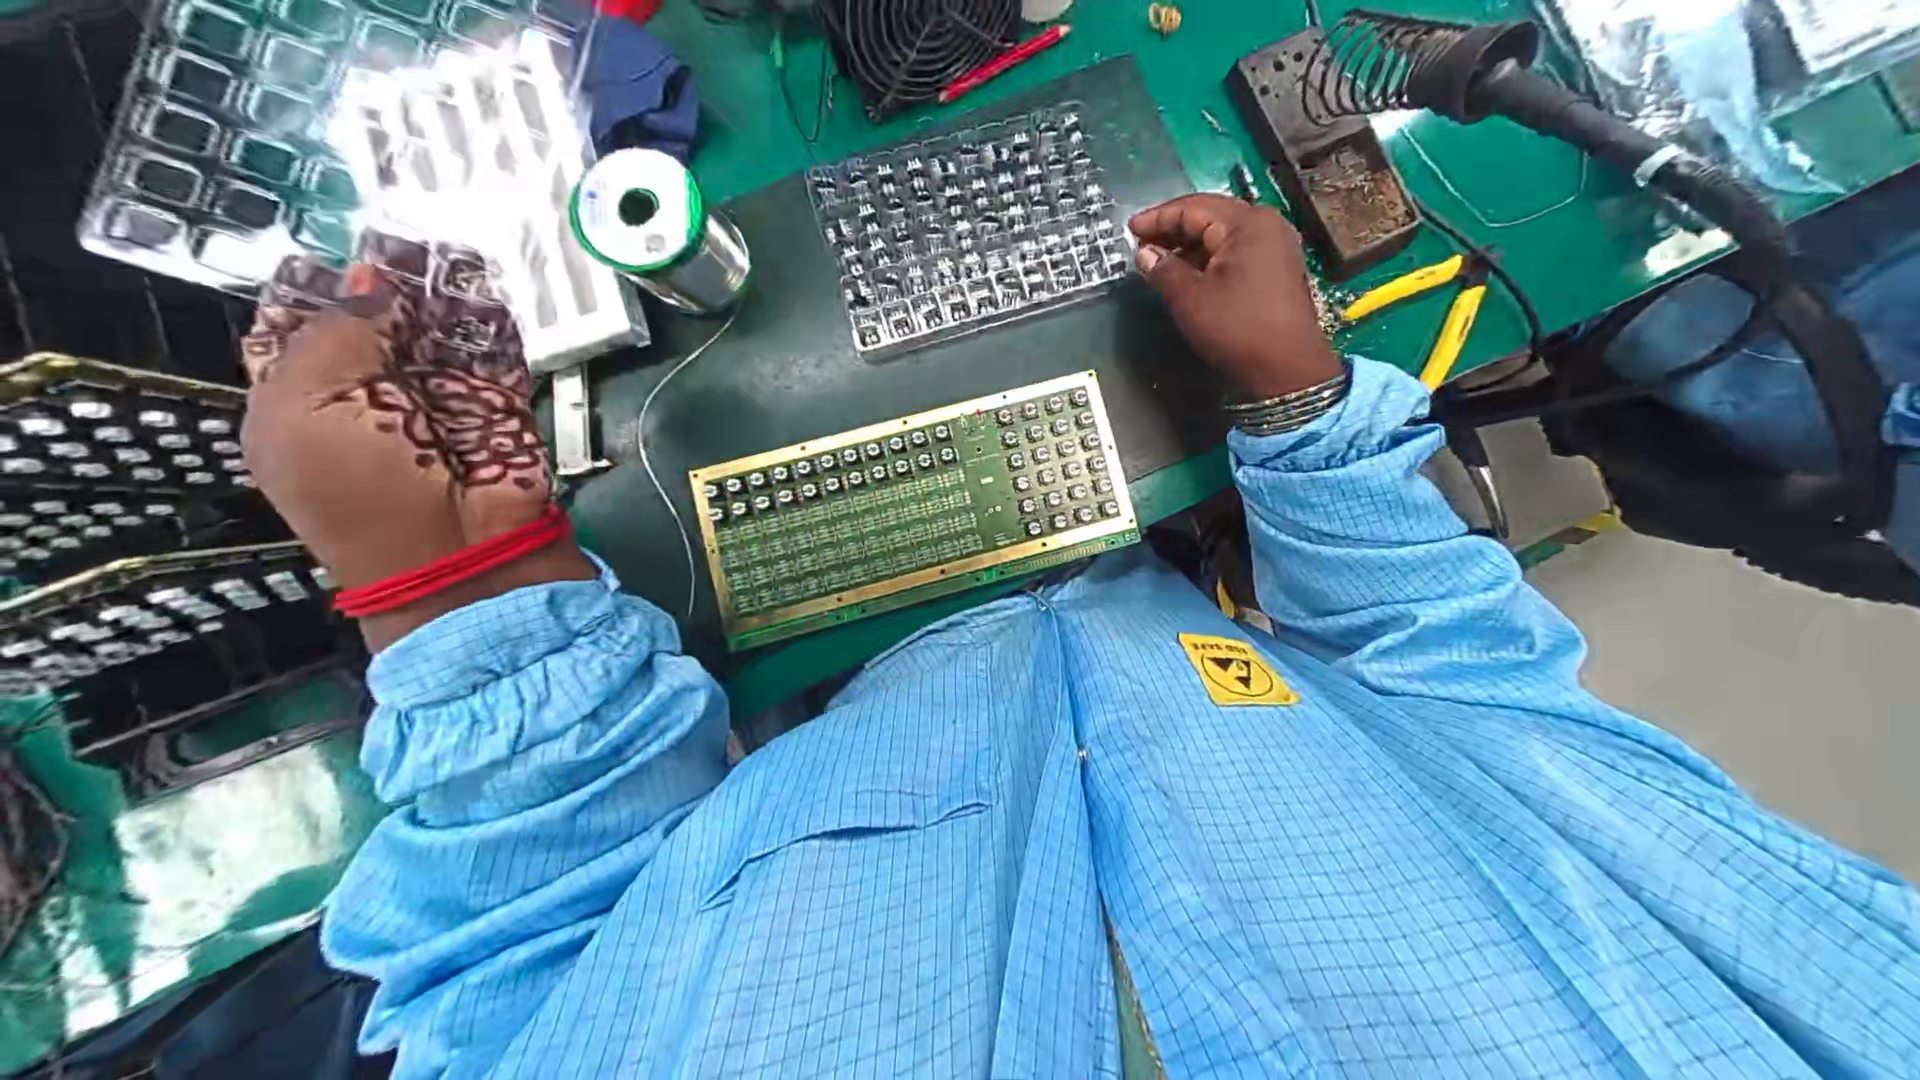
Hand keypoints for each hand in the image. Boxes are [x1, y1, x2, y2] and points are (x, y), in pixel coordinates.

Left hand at [241, 241, 592, 649]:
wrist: (458, 549)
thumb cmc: (362, 489)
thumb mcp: (309, 407)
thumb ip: (338, 333)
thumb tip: (369, 275)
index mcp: (310, 398)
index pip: (309, 326)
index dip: (321, 285)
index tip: (338, 248)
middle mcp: (379, 394)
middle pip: (384, 321)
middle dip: (393, 281)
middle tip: (406, 239)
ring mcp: (445, 401)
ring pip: (444, 333)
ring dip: (448, 295)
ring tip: (451, 251)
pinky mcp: (502, 409)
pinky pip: (497, 356)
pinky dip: (495, 325)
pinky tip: (488, 289)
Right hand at [1129, 194, 1342, 397]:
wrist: (1285, 368)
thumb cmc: (1237, 329)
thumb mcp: (1191, 300)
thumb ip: (1164, 271)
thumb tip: (1145, 254)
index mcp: (1247, 224)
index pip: (1194, 207)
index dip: (1158, 217)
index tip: (1130, 229)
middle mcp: (1266, 225)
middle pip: (1211, 216)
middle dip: (1173, 229)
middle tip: (1142, 244)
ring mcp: (1275, 245)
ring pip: (1222, 234)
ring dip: (1189, 246)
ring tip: (1159, 262)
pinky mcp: (1276, 267)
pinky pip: (1236, 250)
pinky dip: (1208, 257)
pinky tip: (1188, 274)